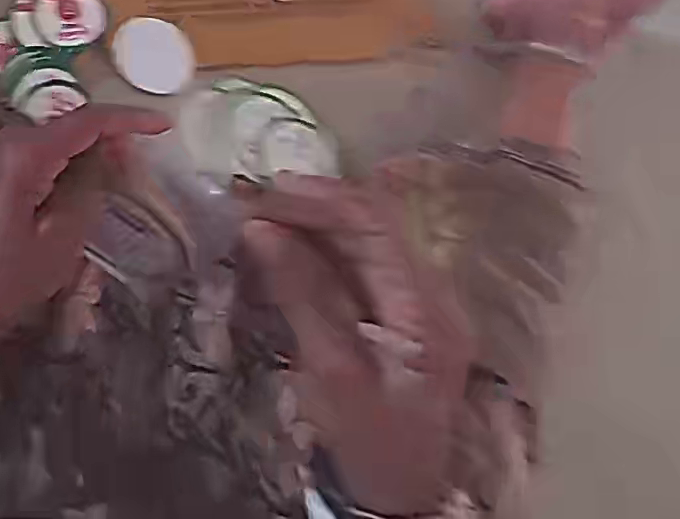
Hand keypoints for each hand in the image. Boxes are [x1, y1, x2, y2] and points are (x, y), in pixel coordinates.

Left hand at [0, 105, 170, 363]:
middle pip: (79, 121)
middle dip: (116, 134)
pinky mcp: (15, 161)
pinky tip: (101, 175)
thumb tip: (113, 150)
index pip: (88, 120)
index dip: (129, 119)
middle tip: (143, 162)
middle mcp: (18, 139)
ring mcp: (13, 148)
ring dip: (101, 145)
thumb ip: (92, 183)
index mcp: (28, 154)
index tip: (162, 125)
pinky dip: (84, 155)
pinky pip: (59, 146)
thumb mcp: (66, 234)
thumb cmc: (18, 274)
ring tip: (127, 171)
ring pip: (71, 132)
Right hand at [240, 173, 473, 515]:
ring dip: (306, 220)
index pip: (375, 223)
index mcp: (425, 305)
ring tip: (257, 215)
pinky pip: (349, 255)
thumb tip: (258, 227)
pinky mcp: (390, 301)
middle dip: (307, 204)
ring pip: (355, 233)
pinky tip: (278, 242)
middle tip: (252, 200)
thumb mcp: (332, 371)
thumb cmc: (369, 441)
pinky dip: (311, 243)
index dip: (320, 197)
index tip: (267, 190)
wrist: (398, 495)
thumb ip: (299, 292)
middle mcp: (427, 287)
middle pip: (367, 221)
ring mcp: (411, 293)